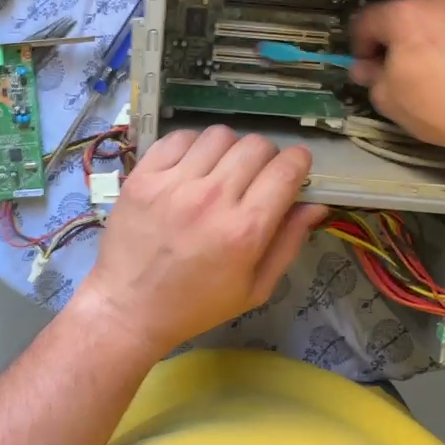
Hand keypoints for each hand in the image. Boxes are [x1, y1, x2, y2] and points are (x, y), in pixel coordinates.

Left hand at [71, 126, 326, 354]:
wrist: (129, 309)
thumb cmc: (197, 305)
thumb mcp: (255, 288)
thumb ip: (288, 243)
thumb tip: (316, 204)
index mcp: (245, 230)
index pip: (286, 169)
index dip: (299, 163)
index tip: (295, 169)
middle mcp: (212, 199)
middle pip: (256, 145)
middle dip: (266, 158)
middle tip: (255, 178)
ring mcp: (174, 184)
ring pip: (219, 135)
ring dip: (229, 149)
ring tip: (220, 171)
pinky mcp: (144, 176)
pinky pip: (178, 137)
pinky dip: (192, 146)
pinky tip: (190, 168)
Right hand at [349, 0, 444, 152]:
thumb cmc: (438, 106)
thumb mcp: (389, 98)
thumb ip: (371, 76)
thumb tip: (365, 69)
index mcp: (403, 15)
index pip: (365, 20)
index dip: (358, 44)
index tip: (363, 65)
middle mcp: (433, 3)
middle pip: (397, 13)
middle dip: (387, 37)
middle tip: (387, 66)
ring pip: (426, 19)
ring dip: (415, 38)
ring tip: (418, 70)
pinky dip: (440, 42)